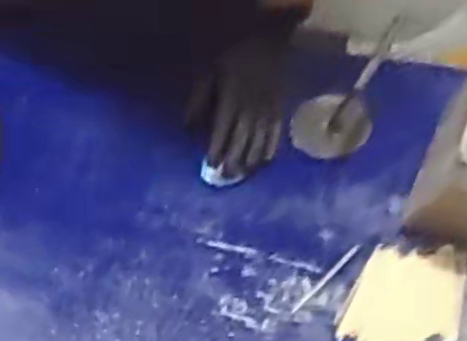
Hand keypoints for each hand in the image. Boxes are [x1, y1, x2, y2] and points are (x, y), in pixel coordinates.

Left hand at [186, 32, 290, 179]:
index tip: (210, 165)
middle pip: (242, 138)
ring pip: (260, 136)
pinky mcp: (279, 105)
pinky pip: (276, 128)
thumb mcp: (206, 77)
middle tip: (226, 178)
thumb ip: (197, 103)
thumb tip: (186, 130)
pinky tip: (265, 161)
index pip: (222, 130)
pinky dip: (271, 145)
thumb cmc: (231, 60)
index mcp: (231, 101)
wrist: (267, 37)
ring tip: (244, 175)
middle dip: (234, 159)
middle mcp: (250, 107)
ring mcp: (267, 106)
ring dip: (252, 157)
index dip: (216, 148)